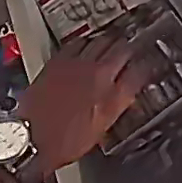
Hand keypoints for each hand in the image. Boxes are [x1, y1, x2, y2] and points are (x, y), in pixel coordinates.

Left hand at [18, 34, 152, 171]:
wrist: (33, 139)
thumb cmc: (64, 142)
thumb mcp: (101, 129)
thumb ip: (117, 106)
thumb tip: (125, 95)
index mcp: (113, 98)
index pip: (140, 71)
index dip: (148, 65)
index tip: (148, 63)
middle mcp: (99, 77)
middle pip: (123, 50)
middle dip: (130, 48)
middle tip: (131, 48)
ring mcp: (78, 65)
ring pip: (102, 40)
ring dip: (110, 41)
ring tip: (112, 42)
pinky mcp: (59, 61)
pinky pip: (78, 42)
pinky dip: (86, 41)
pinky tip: (86, 44)